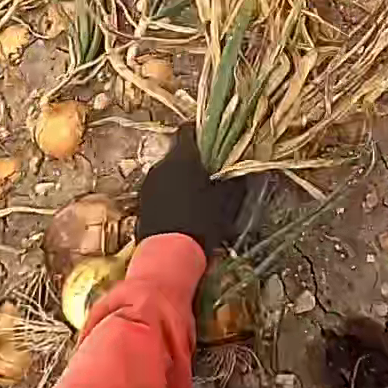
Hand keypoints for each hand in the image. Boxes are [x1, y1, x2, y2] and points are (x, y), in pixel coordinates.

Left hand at [136, 125, 243, 253]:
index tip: (214, 140)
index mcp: (182, 158)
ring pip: (168, 171)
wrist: (169, 256)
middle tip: (213, 170)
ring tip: (200, 192)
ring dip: (182, 177)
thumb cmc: (202, 223)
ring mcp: (148, 185)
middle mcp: (161, 166)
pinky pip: (160, 188)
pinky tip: (185, 208)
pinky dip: (172, 192)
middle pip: (179, 152)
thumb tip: (244, 170)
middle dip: (195, 159)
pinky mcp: (142, 203)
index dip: (201, 132)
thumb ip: (235, 180)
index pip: (188, 130)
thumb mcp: (227, 200)